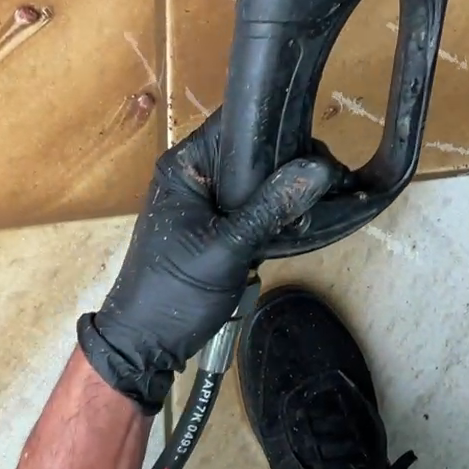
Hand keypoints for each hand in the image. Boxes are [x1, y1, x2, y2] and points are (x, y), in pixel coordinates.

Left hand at [77, 112, 338, 412]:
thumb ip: (273, 205)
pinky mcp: (213, 221)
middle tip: (323, 181)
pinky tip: (296, 220)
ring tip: (313, 202)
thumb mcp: (229, 247)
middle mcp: (193, 171)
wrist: (145, 345)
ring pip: (255, 177)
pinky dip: (273, 209)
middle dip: (287, 162)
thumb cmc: (175, 293)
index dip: (275, 127)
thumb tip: (322, 167)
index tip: (315, 145)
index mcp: (185, 164)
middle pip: (250, 149)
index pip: (235, 123)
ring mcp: (203, 197)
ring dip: (283, 189)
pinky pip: (251, 202)